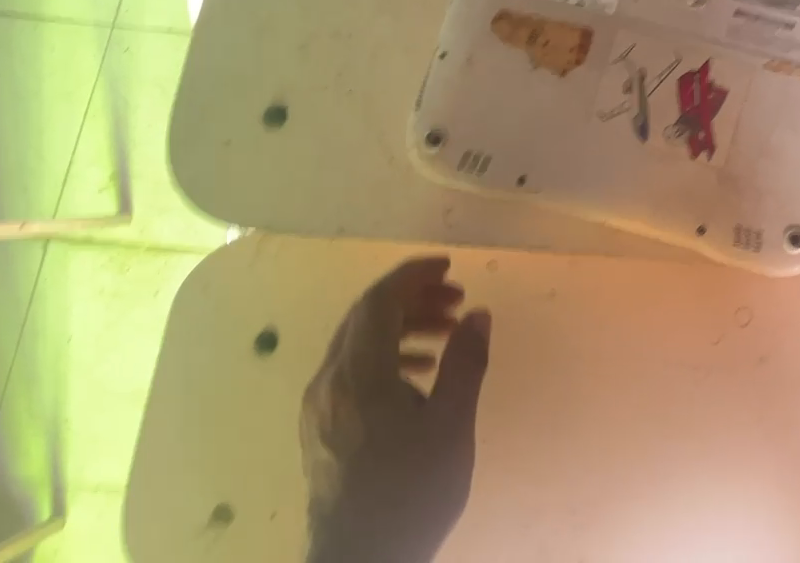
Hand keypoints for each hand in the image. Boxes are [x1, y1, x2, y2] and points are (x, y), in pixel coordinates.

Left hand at [302, 257, 491, 562]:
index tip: (449, 267)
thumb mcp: (450, 424)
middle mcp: (329, 382)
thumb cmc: (411, 490)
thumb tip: (478, 314)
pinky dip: (388, 355)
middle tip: (457, 299)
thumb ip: (465, 363)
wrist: (363, 560)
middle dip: (412, 298)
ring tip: (447, 333)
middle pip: (366, 317)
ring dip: (403, 326)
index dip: (413, 276)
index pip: (379, 302)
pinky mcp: (322, 427)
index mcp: (357, 375)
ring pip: (359, 343)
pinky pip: (353, 370)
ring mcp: (320, 406)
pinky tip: (420, 374)